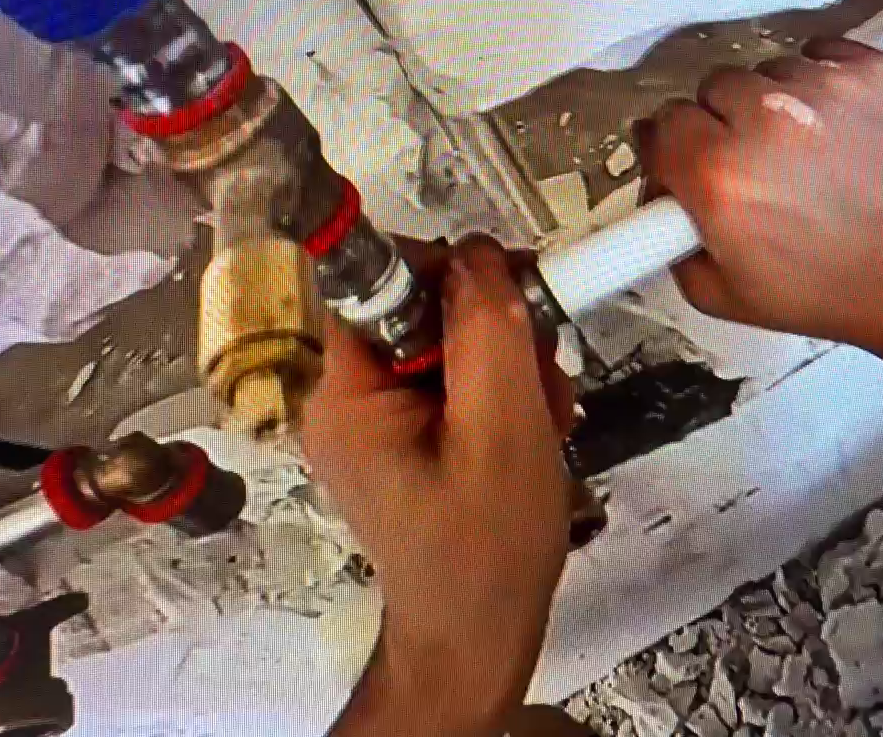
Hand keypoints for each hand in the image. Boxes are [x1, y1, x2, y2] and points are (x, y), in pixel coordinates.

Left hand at [304, 236, 573, 736]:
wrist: (476, 630)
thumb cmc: (485, 546)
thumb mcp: (502, 429)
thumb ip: (489, 331)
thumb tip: (477, 252)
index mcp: (339, 387)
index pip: (365, 276)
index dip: (435, 266)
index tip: (500, 290)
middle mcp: (341, 387)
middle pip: (412, 297)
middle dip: (488, 317)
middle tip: (541, 359)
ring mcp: (371, 404)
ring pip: (441, 327)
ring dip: (505, 350)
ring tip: (542, 404)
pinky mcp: (400, 418)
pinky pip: (447, 364)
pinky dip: (497, 377)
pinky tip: (529, 416)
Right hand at [635, 36, 882, 355]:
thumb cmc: (822, 291)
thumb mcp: (720, 296)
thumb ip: (669, 244)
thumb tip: (661, 195)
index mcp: (718, 173)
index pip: (664, 123)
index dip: (674, 145)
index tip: (691, 162)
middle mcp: (764, 118)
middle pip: (712, 87)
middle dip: (721, 119)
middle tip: (752, 157)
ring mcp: (824, 87)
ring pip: (768, 69)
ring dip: (772, 99)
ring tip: (804, 141)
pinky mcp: (876, 69)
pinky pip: (821, 53)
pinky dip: (820, 79)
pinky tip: (837, 120)